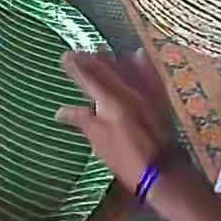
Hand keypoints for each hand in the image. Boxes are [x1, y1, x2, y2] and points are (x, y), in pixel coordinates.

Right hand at [56, 50, 176, 190]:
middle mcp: (127, 91)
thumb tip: (60, 111)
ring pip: (127, 67)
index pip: (88, 77)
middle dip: (90, 58)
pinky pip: (151, 74)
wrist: (161, 170)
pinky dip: (142, 63)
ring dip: (111, 58)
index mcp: (109, 101)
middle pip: (106, 68)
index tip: (64, 56)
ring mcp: (145, 92)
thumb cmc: (125, 158)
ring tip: (99, 51)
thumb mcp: (98, 141)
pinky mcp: (159, 98)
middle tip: (77, 52)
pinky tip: (138, 54)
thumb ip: (82, 120)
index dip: (75, 66)